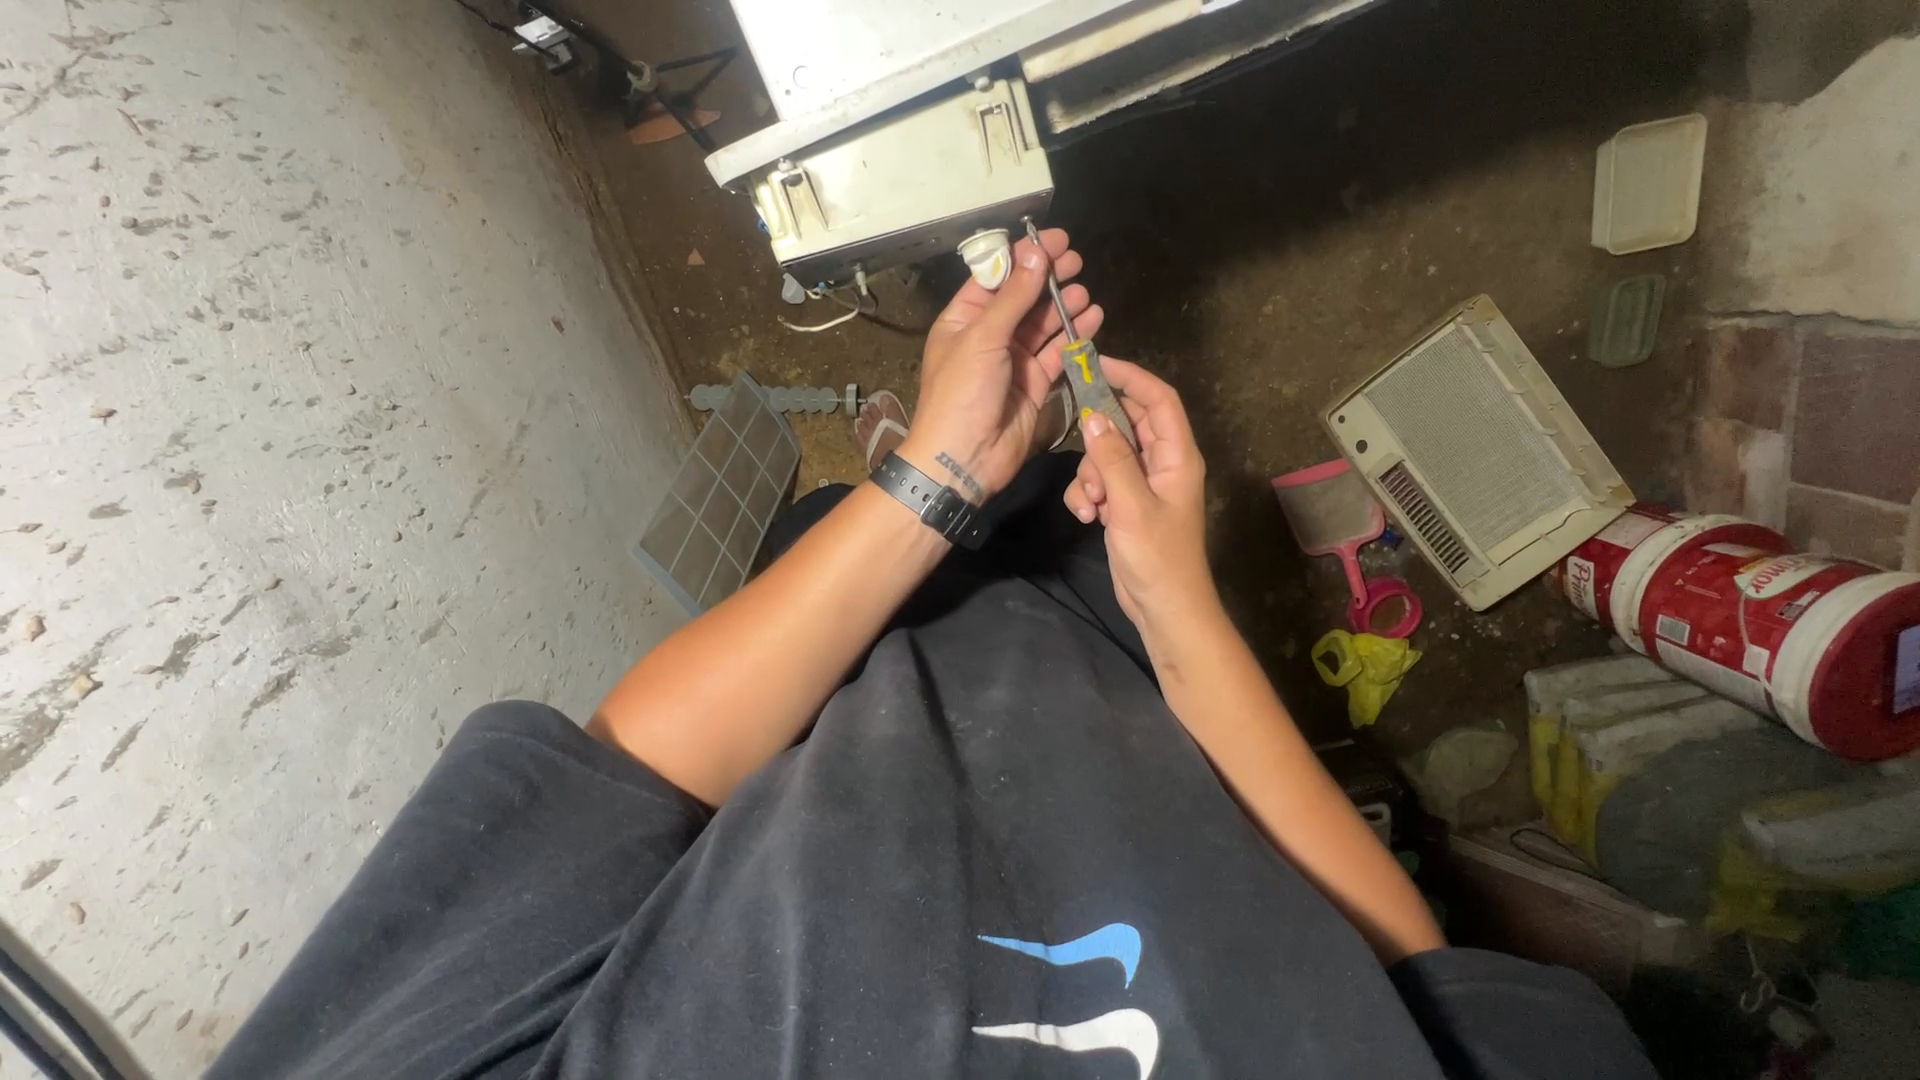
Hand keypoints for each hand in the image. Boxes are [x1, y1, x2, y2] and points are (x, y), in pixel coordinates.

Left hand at [897, 229, 1101, 503]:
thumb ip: (1013, 296)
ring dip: (1063, 307)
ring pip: (1043, 326)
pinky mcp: (1034, 385)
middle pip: (1022, 299)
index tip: (1054, 240)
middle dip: (1048, 279)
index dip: (1023, 257)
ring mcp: (1012, 362)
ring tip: (1085, 292)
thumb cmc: (961, 394)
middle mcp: (988, 337)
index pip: (995, 278)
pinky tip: (1093, 318)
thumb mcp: (982, 337)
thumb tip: (1035, 252)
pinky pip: (1057, 354)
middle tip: (1076, 261)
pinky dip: (1074, 336)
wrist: (963, 458)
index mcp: (963, 321)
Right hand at [1062, 358, 1219, 633]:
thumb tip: (1093, 416)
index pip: (1159, 399)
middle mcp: (1162, 464)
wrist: (1164, 608)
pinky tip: (1088, 518)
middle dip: (1100, 434)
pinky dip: (1088, 496)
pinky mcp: (1126, 505)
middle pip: (1128, 424)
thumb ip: (1112, 458)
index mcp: (1177, 456)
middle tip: (1073, 428)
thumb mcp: (1131, 505)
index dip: (1131, 376)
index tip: (1095, 364)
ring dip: (1090, 474)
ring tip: (1092, 504)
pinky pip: (1101, 484)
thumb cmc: (1158, 556)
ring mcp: (1143, 485)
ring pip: (1107, 455)